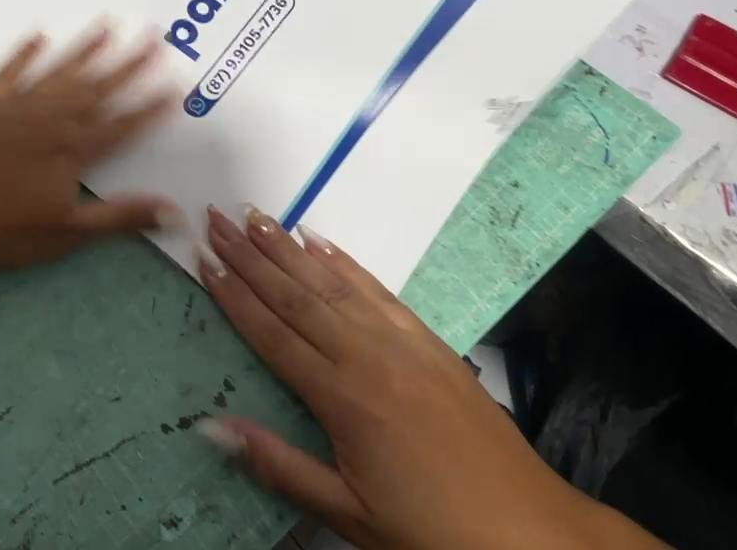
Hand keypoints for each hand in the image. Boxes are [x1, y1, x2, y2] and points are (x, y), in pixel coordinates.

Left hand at [0, 28, 180, 274]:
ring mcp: (15, 107)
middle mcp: (49, 120)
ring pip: (58, 73)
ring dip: (84, 49)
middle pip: (96, 89)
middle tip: (154, 36)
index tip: (176, 85)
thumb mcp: (66, 233)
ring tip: (107, 25)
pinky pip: (9, 72)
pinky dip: (24, 54)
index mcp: (72, 152)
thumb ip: (120, 218)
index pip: (122, 125)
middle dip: (128, 64)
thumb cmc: (2, 231)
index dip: (150, 108)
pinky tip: (39, 37)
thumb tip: (175, 211)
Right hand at [195, 207, 664, 549]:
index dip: (234, 295)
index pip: (272, 334)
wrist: (532, 533)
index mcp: (342, 398)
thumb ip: (279, 464)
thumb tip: (211, 425)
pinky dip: (346, 263)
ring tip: (257, 217)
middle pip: (296, 296)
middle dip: (251, 256)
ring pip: (333, 284)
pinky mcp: (431, 343)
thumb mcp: (348, 512)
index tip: (204, 259)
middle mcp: (367, 356)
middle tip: (217, 218)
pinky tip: (321, 243)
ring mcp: (402, 343)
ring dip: (290, 249)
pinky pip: (378, 292)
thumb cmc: (429, 528)